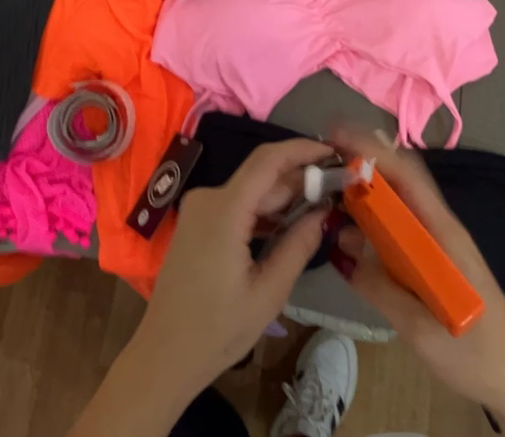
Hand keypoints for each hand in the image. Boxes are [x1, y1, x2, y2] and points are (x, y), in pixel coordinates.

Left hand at [136, 137, 332, 390]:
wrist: (165, 353)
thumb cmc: (218, 329)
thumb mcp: (269, 292)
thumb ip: (299, 246)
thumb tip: (324, 211)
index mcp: (224, 210)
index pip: (267, 160)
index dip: (302, 150)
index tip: (334, 153)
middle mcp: (208, 198)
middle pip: (261, 176)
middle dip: (300, 178)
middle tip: (339, 188)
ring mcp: (199, 210)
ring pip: (251, 191)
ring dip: (284, 196)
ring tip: (323, 204)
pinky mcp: (197, 223)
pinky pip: (237, 206)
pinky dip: (264, 211)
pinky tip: (290, 223)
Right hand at [331, 128, 504, 436]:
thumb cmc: (474, 354)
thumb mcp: (420, 328)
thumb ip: (379, 287)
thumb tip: (340, 250)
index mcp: (442, 235)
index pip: (406, 176)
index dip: (371, 150)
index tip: (334, 135)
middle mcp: (442, 228)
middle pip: (402, 179)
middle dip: (363, 161)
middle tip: (321, 159)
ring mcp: (440, 242)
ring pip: (400, 201)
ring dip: (366, 188)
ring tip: (327, 189)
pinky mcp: (437, 259)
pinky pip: (401, 225)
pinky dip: (374, 216)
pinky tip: (351, 228)